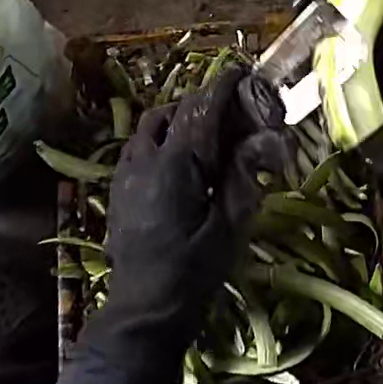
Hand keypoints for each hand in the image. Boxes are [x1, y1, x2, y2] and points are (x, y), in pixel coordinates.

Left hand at [103, 67, 287, 315]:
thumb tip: (264, 136)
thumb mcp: (229, 226)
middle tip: (234, 110)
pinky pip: (139, 146)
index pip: (201, 109)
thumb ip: (242, 175)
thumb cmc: (193, 271)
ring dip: (179, 118)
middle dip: (204, 102)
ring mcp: (126, 174)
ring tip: (208, 132)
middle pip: (174, 110)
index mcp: (176, 165)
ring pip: (150, 125)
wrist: (144, 311)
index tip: (243, 72)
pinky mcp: (118, 189)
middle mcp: (145, 160)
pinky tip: (182, 160)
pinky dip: (162, 138)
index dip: (223, 87)